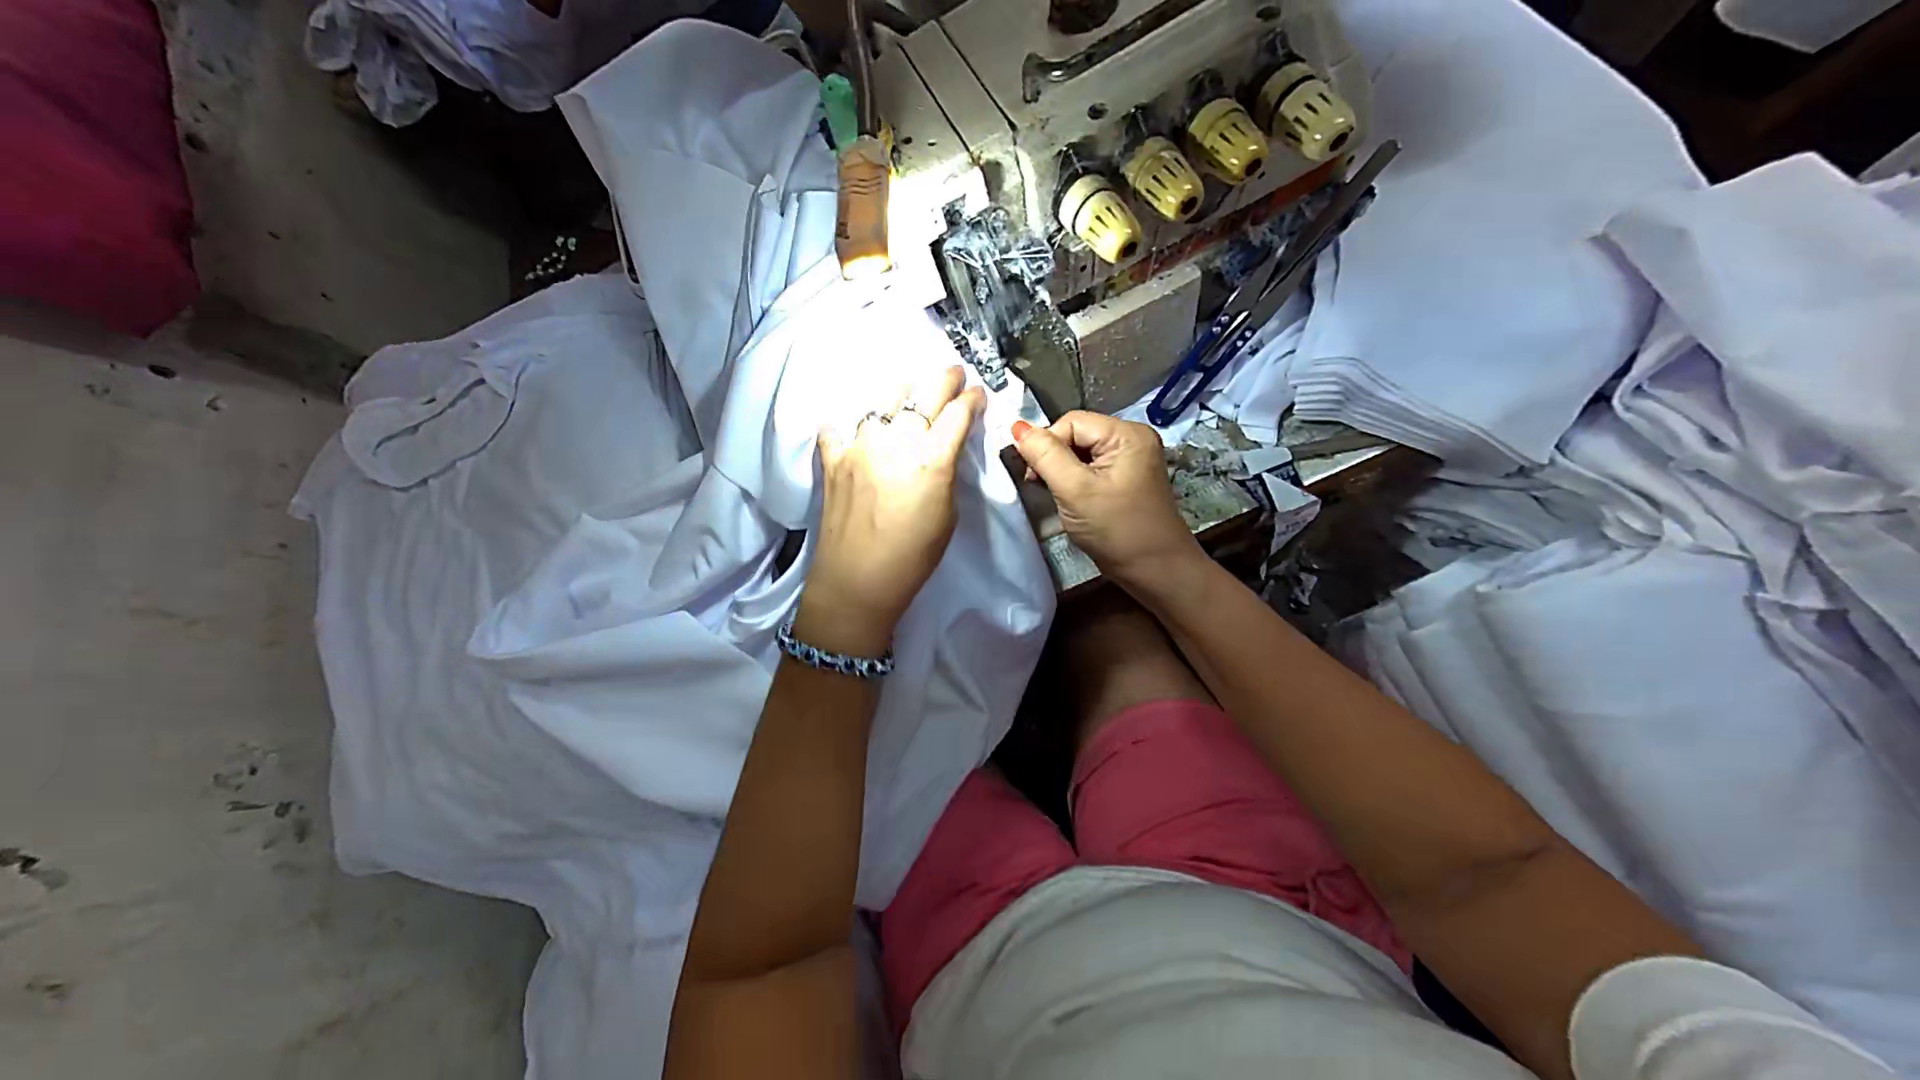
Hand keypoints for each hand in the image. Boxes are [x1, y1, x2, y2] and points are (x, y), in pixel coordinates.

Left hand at [796, 366, 985, 657]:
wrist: (857, 582)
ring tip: (906, 394)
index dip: (972, 399)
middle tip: (953, 373)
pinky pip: (838, 428)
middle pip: (924, 396)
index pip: (957, 414)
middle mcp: (896, 443)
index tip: (977, 393)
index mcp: (931, 460)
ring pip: (881, 402)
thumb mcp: (947, 515)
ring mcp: (859, 447)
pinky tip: (853, 429)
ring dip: (900, 394)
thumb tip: (941, 454)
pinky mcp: (832, 459)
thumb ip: (944, 475)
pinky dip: (847, 426)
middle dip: (944, 380)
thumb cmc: (912, 557)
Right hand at [1011, 411, 1203, 594]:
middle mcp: (1132, 438)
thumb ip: (1044, 456)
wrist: (1156, 572)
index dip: (1047, 445)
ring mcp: (1132, 459)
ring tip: (1061, 497)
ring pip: (1080, 453)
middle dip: (1054, 459)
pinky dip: (1076, 481)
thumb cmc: (1117, 530)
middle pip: (1076, 434)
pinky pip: (1091, 468)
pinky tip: (1074, 500)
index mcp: (1126, 433)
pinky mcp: (1127, 479)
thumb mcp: (1075, 490)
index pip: (1071, 422)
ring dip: (1063, 472)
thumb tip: (1017, 427)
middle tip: (1045, 488)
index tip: (1036, 477)